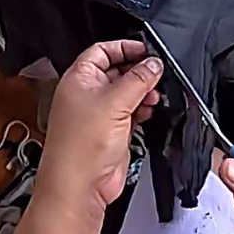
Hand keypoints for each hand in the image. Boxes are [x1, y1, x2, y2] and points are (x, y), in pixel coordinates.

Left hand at [40, 40, 162, 216]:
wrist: (80, 185)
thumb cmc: (80, 147)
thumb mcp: (115, 102)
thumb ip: (138, 79)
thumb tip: (153, 63)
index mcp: (78, 79)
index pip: (102, 51)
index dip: (124, 48)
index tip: (146, 50)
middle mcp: (87, 94)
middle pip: (116, 71)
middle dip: (138, 72)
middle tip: (155, 75)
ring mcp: (98, 113)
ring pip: (126, 92)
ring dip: (142, 92)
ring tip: (153, 96)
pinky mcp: (110, 130)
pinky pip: (130, 112)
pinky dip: (141, 109)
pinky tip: (148, 111)